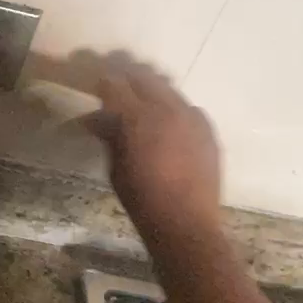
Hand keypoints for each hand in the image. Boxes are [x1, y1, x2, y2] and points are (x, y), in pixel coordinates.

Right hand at [86, 62, 223, 241]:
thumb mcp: (115, 167)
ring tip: (142, 104)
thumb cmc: (141, 199)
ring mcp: (192, 117)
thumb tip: (95, 119)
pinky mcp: (208, 129)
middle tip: (117, 89)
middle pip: (144, 78)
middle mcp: (167, 108)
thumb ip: (109, 136)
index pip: (115, 85)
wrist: (186, 224)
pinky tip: (167, 124)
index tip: (96, 86)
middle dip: (127, 80)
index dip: (103, 83)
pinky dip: (173, 109)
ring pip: (168, 89)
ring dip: (152, 91)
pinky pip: (187, 108)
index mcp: (138, 117)